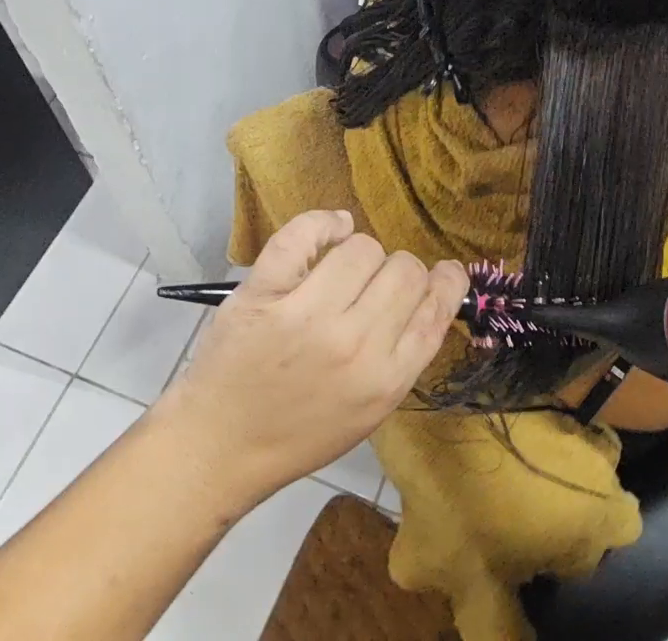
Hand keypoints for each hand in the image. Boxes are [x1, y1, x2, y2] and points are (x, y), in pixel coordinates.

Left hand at [153, 211, 467, 504]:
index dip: (447, 282)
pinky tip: (331, 228)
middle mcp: (354, 344)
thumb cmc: (298, 434)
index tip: (443, 273)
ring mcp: (306, 316)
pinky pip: (302, 236)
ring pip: (362, 249)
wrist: (220, 445)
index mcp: (386, 379)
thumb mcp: (368, 411)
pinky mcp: (263, 293)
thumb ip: (401, 358)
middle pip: (404, 271)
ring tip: (343, 267)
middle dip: (399, 269)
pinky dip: (323, 222)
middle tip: (375, 282)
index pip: (436, 310)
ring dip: (360, 252)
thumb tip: (425, 299)